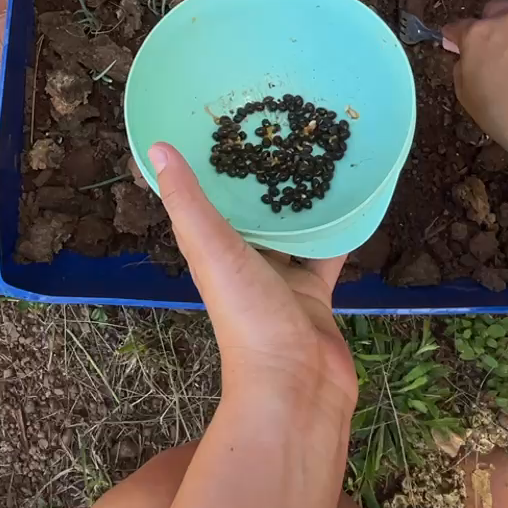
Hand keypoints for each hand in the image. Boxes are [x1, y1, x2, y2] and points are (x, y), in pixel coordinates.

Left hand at [147, 142, 356, 420]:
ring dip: (297, 198)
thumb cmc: (248, 313)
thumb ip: (188, 200)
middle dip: (260, 176)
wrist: (297, 385)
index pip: (205, 197)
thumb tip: (157, 147)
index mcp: (211, 248)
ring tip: (314, 151)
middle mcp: (242, 260)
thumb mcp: (212, 248)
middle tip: (280, 128)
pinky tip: (350, 198)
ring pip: (289, 228)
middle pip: (250, 210)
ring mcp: (280, 278)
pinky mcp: (314, 292)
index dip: (210, 163)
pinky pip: (326, 252)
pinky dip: (336, 230)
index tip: (223, 122)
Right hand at [442, 0, 507, 162]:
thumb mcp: (467, 95)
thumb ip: (464, 69)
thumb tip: (470, 60)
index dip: (457, 36)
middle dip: (495, 24)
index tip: (456, 43)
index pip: (460, 27)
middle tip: (499, 51)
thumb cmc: (503, 111)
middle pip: (498, 10)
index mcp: (479, 35)